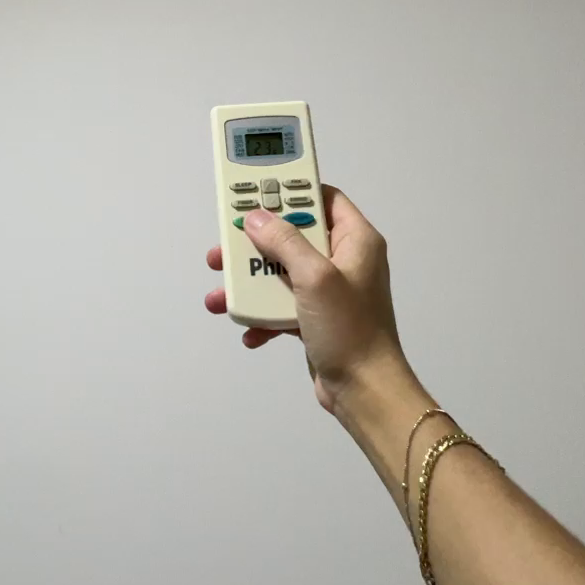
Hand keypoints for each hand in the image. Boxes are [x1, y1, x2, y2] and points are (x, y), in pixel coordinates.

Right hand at [203, 186, 407, 411]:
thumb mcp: (315, 277)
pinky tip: (249, 328)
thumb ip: (284, 242)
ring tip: (220, 293)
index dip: (291, 192)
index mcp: (355, 240)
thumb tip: (255, 217)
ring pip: (280, 272)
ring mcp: (328, 290)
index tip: (257, 192)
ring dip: (249, 282)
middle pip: (291, 235)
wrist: (364, 391)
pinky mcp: (314, 316)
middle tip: (225, 245)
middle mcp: (343, 260)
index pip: (322, 198)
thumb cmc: (349, 329)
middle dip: (255, 243)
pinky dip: (262, 314)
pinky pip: (280, 304)